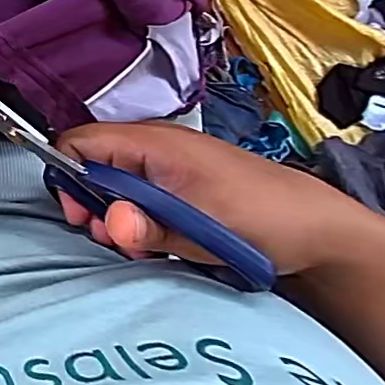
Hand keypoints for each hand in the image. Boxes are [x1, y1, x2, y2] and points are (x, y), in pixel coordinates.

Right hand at [55, 122, 384, 275]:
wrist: (316, 226)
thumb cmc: (263, 216)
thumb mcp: (202, 228)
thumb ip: (149, 225)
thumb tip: (109, 222)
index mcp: (154, 142)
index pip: (81, 142)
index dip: (68, 176)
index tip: (82, 215)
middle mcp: (154, 145)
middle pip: (93, 164)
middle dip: (93, 203)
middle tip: (114, 237)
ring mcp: (167, 163)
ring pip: (114, 182)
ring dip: (117, 215)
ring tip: (141, 242)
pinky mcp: (179, 182)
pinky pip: (138, 192)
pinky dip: (137, 217)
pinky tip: (156, 239)